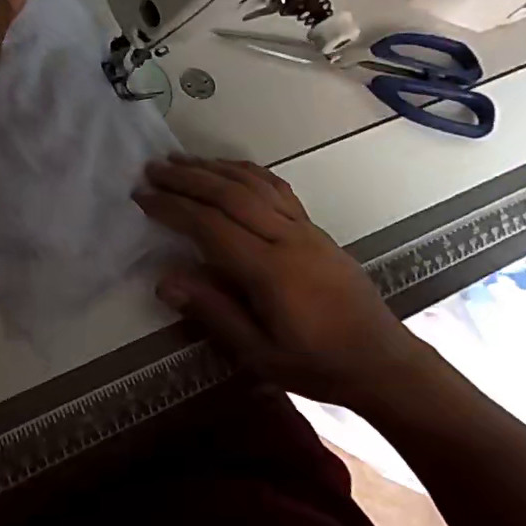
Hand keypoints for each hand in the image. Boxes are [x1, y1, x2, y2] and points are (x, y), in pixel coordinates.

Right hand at [133, 155, 429, 408]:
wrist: (383, 362)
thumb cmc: (316, 364)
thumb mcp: (259, 353)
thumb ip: (213, 312)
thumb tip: (165, 279)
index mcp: (270, 271)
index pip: (211, 226)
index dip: (173, 208)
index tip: (142, 197)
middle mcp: (288, 240)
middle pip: (230, 195)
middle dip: (188, 178)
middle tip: (153, 169)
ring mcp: (305, 230)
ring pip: (254, 185)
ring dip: (214, 168)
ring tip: (181, 160)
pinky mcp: (316, 229)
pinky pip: (278, 189)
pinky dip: (248, 172)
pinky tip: (229, 168)